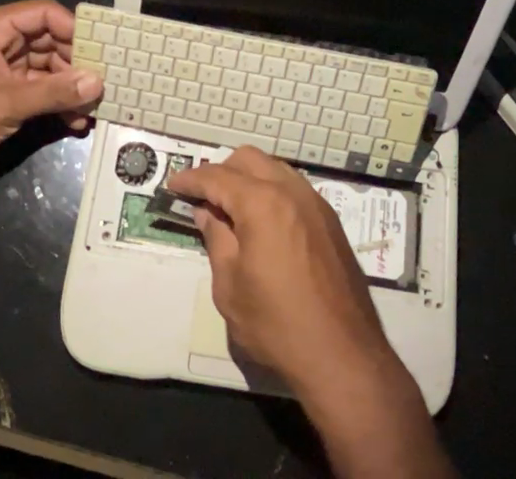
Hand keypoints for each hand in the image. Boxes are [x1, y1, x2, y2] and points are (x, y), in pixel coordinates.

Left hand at [0, 0, 102, 165]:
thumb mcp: (8, 103)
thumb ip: (54, 92)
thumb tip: (97, 83)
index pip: (45, 14)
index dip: (73, 29)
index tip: (100, 51)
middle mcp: (4, 39)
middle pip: (52, 40)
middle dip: (77, 63)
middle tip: (104, 83)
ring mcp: (7, 63)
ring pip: (51, 65)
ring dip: (71, 87)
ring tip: (93, 108)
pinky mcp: (10, 86)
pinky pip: (43, 86)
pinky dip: (58, 100)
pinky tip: (76, 121)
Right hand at [165, 147, 391, 390]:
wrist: (342, 354)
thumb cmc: (276, 324)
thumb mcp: (230, 285)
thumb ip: (217, 239)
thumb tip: (207, 213)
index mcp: (262, 204)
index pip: (217, 177)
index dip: (191, 179)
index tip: (172, 185)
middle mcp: (292, 192)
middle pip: (249, 160)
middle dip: (221, 171)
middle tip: (201, 198)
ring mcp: (316, 205)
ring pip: (275, 170)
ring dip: (249, 179)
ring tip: (230, 209)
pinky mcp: (330, 223)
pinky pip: (294, 189)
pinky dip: (271, 192)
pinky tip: (261, 222)